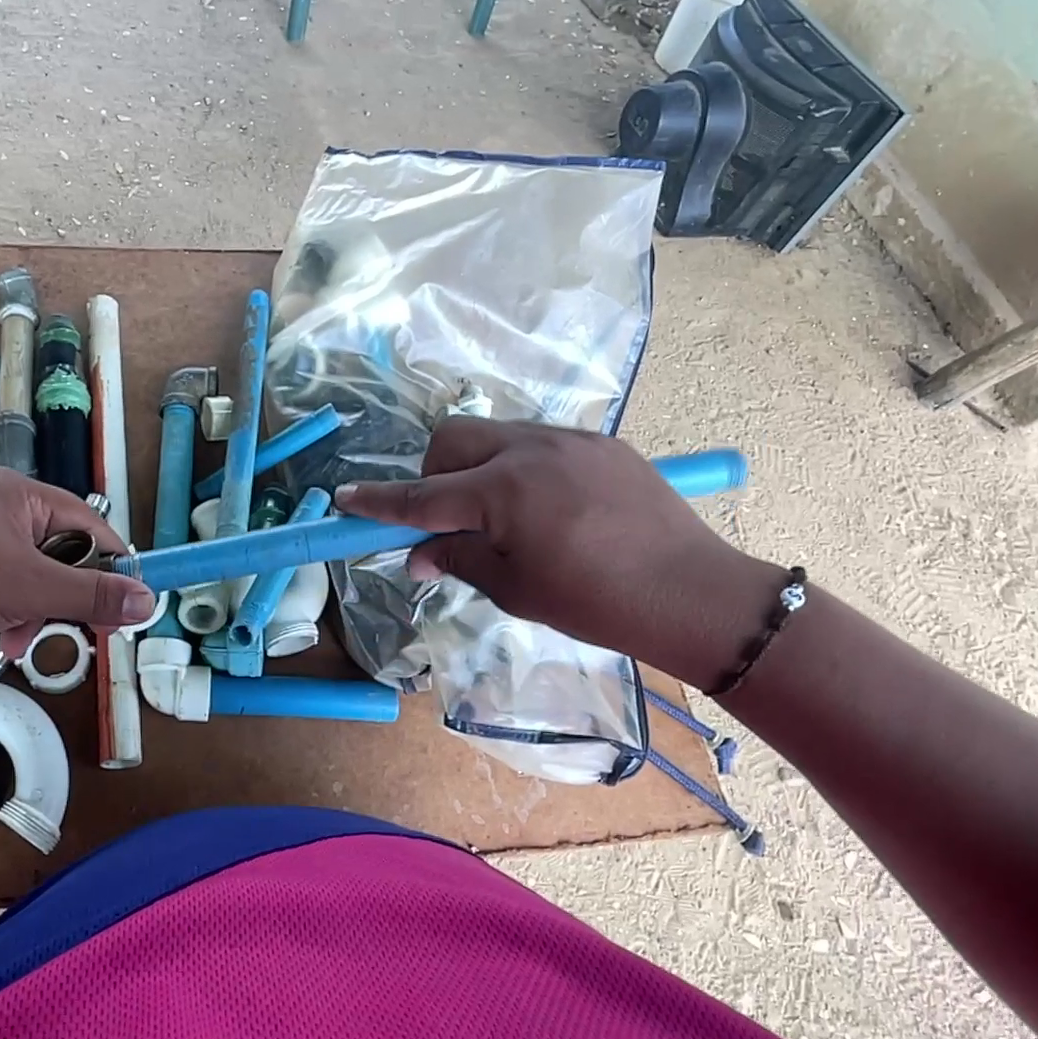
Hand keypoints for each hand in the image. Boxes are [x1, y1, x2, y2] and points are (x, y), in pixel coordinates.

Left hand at [0, 468, 155, 662]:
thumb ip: (90, 594)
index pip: (88, 524)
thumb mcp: (27, 589)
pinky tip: (2, 637)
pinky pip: (3, 584)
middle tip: (84, 630)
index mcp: (17, 494)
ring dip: (38, 610)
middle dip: (67, 594)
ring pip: (33, 573)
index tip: (127, 604)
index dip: (112, 565)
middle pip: (61, 551)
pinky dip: (10, 611)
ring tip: (23, 639)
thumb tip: (147, 600)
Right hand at [334, 417, 781, 688]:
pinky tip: (548, 507)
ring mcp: (570, 440)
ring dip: (477, 468)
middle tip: (449, 520)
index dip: (379, 501)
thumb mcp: (514, 588)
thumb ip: (458, 559)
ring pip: (494, 435)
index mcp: (504, 492)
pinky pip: (538, 442)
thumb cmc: (594, 603)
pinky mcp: (601, 443)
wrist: (693, 594)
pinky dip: (519, 468)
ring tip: (503, 515)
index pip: (422, 496)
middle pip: (451, 439)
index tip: (345, 498)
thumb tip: (419, 554)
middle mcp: (530, 450)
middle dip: (433, 474)